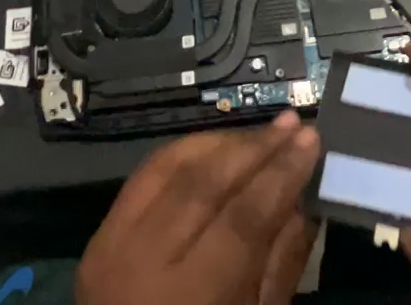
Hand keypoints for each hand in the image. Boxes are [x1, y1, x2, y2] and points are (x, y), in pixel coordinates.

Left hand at [78, 111, 319, 304]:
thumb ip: (280, 263)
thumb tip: (306, 195)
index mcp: (187, 300)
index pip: (242, 219)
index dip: (280, 174)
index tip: (311, 139)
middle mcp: (140, 264)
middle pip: (204, 184)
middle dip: (255, 148)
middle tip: (293, 123)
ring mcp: (111, 245)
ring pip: (170, 167)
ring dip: (221, 142)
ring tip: (263, 131)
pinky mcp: (98, 236)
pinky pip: (145, 176)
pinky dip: (184, 154)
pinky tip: (217, 146)